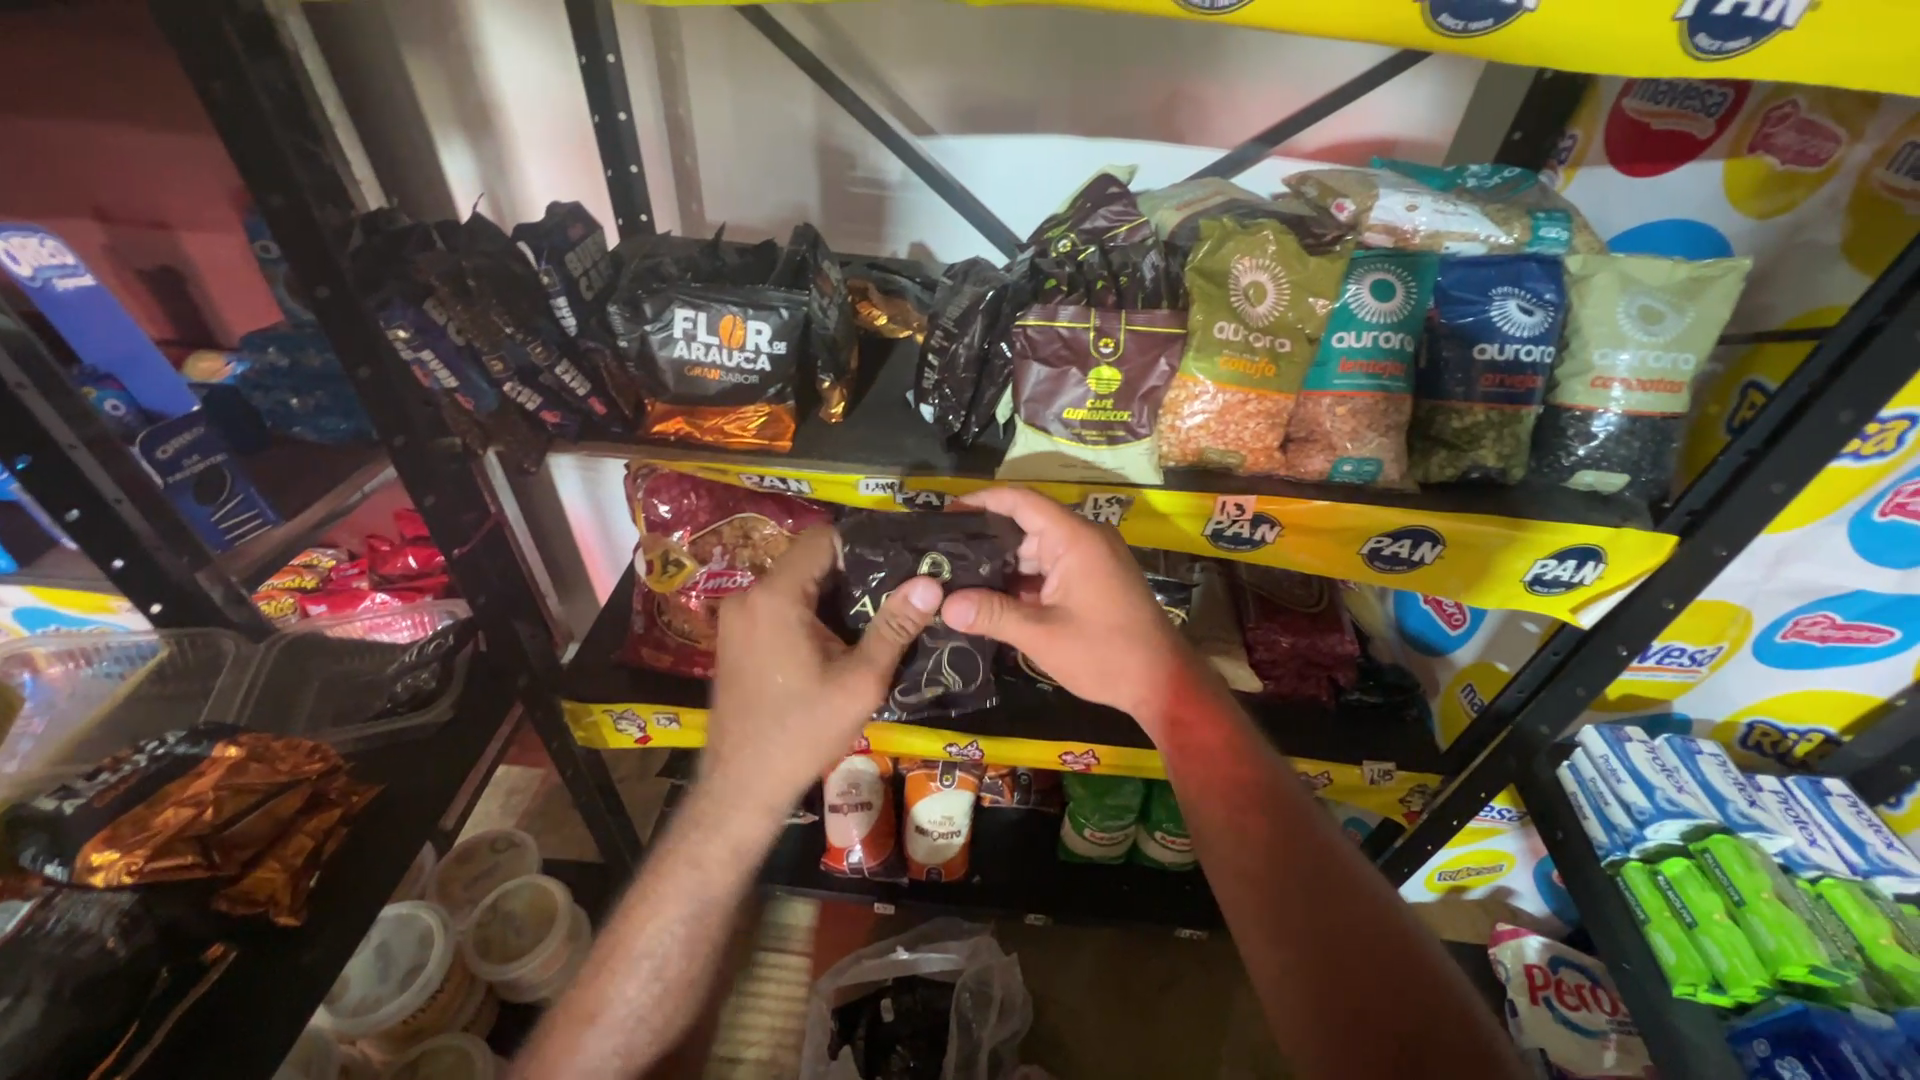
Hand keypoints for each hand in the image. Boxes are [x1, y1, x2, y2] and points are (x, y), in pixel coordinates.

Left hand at [703, 526, 941, 816]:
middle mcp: (747, 596)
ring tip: (873, 616)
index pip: (821, 538)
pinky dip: (807, 613)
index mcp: (775, 596)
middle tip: (894, 591)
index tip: (897, 562)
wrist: (742, 785)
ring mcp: (735, 618)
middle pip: (806, 561)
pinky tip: (837, 640)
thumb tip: (931, 583)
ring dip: (829, 596)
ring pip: (792, 585)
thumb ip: (895, 627)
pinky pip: (777, 607)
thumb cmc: (803, 732)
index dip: (862, 544)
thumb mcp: (861, 681)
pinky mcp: (733, 639)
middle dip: (851, 573)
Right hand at [940, 487, 1203, 734]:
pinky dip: (1023, 582)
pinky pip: (1050, 569)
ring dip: (1003, 567)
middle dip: (985, 542)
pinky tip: (991, 600)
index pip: (1021, 501)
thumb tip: (944, 606)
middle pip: (1025, 526)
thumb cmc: (1105, 653)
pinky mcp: (1093, 579)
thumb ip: (992, 615)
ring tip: (957, 581)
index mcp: (1075, 539)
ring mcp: (1091, 559)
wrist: (1161, 681)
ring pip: (1035, 551)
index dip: (982, 501)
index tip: (946, 513)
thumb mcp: (1042, 635)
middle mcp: (1084, 539)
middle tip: (943, 558)